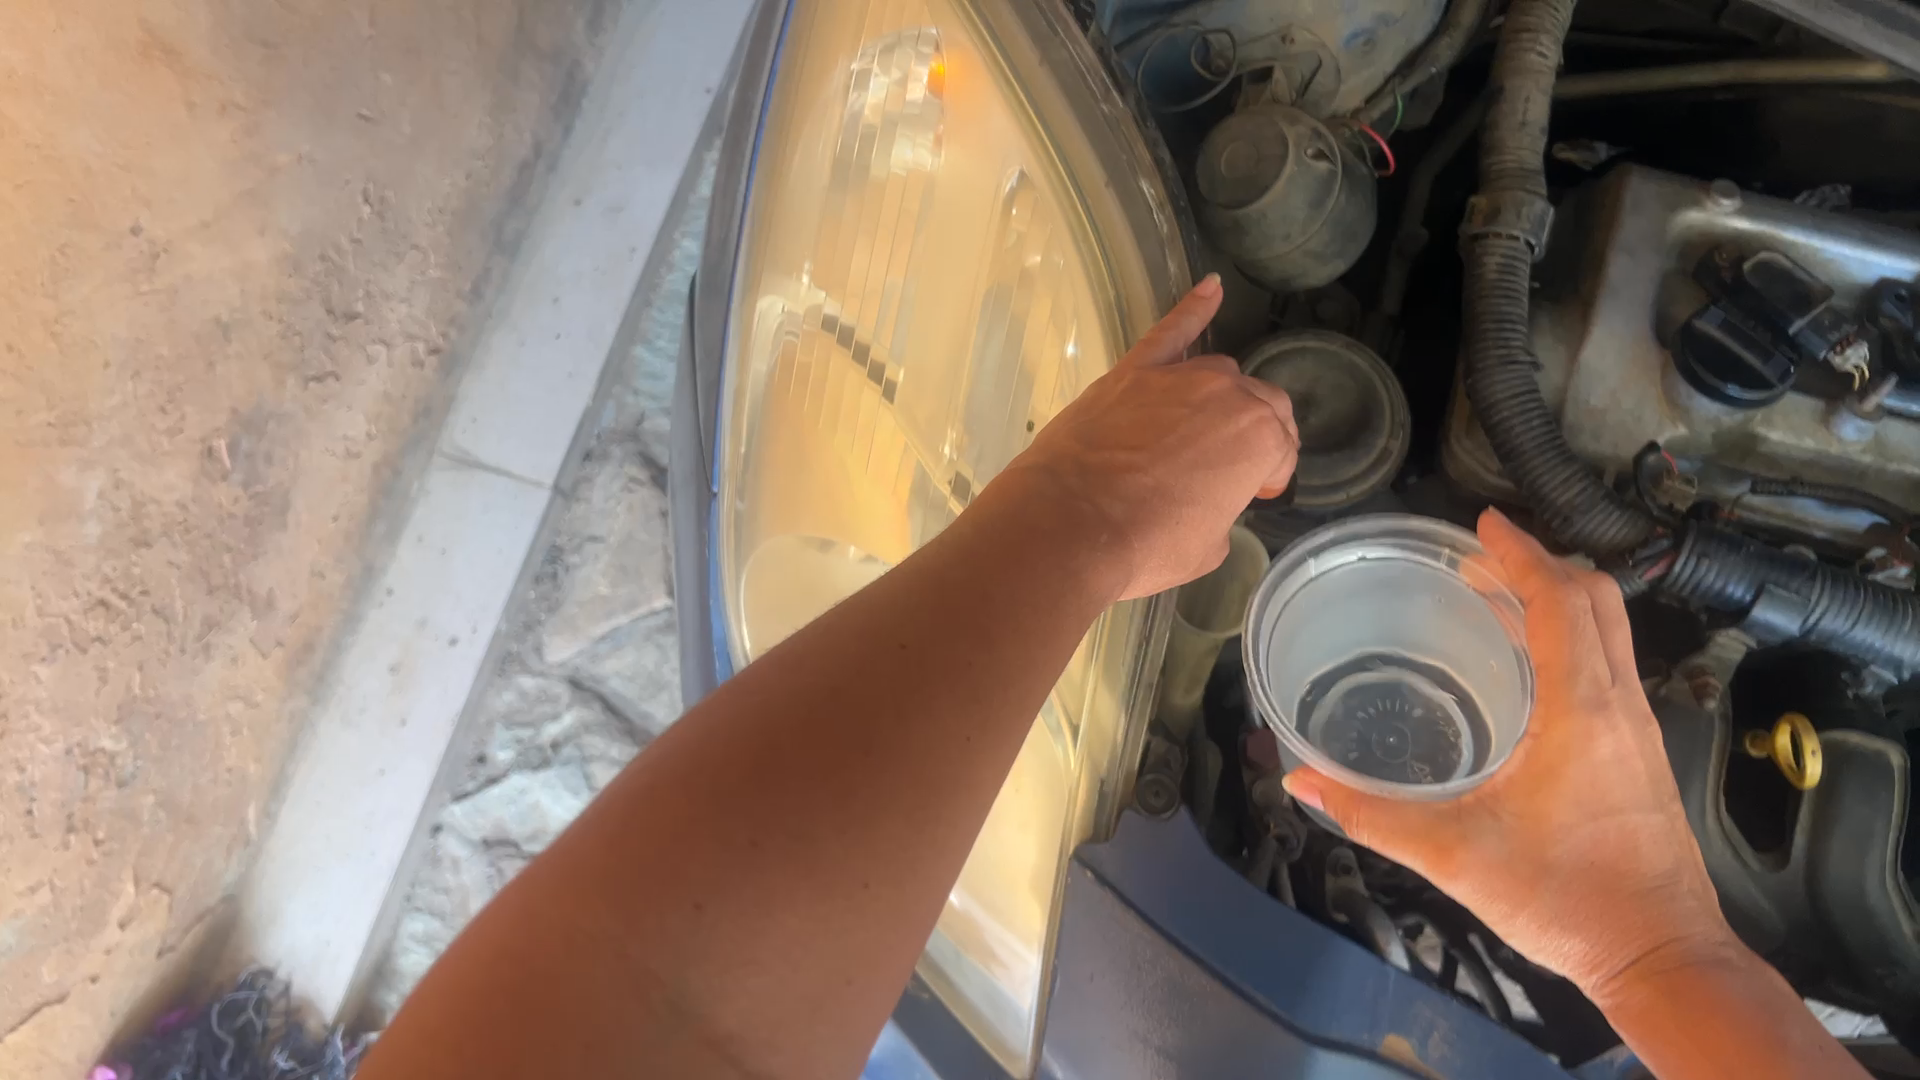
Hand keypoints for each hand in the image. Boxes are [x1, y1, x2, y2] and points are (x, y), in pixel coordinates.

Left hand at [991, 275, 1298, 601]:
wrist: (1069, 525)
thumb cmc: (1144, 546)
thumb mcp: (1207, 547)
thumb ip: (1220, 509)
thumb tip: (1204, 499)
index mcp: (1259, 439)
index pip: (1280, 448)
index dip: (1268, 474)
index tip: (1255, 492)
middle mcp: (1226, 394)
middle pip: (1256, 403)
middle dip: (1252, 434)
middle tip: (1230, 466)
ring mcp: (1175, 378)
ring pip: (1215, 374)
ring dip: (1218, 398)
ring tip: (1205, 425)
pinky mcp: (1130, 373)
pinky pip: (1169, 332)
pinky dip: (1192, 309)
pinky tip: (1211, 288)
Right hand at [1282, 509, 1737, 998]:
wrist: (1662, 957)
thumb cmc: (1560, 896)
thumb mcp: (1449, 854)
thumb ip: (1367, 813)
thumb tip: (1297, 779)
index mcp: (1579, 711)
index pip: (1563, 603)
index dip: (1523, 555)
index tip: (1484, 523)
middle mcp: (1616, 705)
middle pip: (1598, 602)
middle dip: (1540, 564)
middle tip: (1478, 555)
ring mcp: (1635, 727)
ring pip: (1608, 631)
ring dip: (1556, 596)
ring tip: (1490, 591)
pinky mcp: (1637, 749)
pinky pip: (1606, 662)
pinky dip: (1566, 633)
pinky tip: (1518, 658)